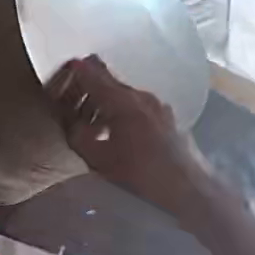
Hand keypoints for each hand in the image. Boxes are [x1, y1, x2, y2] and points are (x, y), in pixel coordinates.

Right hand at [47, 55, 211, 209]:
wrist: (188, 187)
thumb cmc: (140, 173)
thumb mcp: (98, 158)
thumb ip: (78, 135)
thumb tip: (69, 121)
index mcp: (123, 102)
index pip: (94, 76)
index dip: (77, 70)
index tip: (66, 66)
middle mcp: (141, 96)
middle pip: (111, 81)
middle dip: (90, 82)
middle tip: (73, 87)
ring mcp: (158, 106)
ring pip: (125, 93)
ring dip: (106, 98)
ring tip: (92, 112)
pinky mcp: (167, 118)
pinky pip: (137, 104)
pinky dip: (122, 108)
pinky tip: (117, 126)